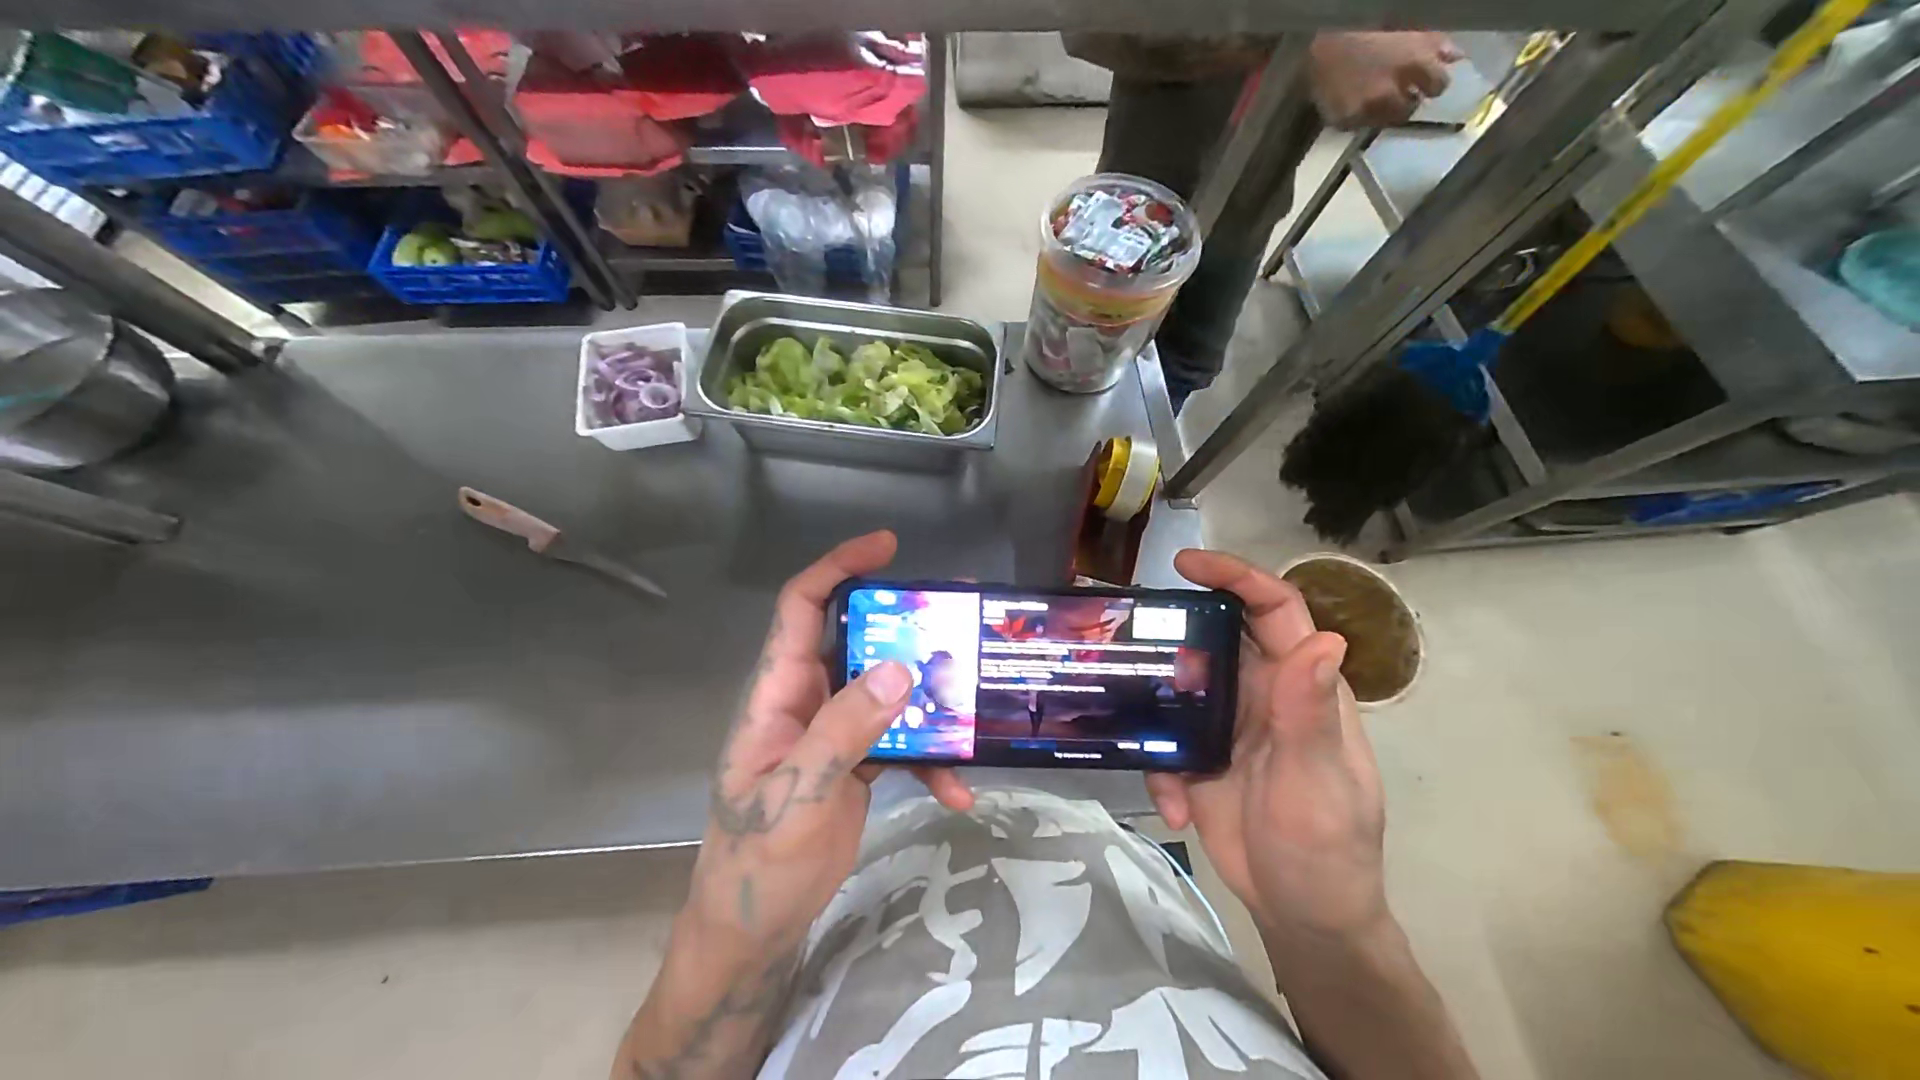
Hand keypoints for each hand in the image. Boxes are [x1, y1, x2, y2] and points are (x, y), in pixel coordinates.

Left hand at [684, 530, 973, 959]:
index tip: (887, 547)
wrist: (753, 930)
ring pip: (888, 690)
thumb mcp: (796, 797)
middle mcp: (808, 700)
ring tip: (974, 702)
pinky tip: (958, 792)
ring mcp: (835, 731)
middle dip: (907, 627)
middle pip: (859, 641)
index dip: (838, 568)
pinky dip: (931, 760)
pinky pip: (901, 741)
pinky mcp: (858, 762)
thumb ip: (844, 732)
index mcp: (777, 693)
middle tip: (958, 617)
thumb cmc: (755, 863)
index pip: (801, 609)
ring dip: (930, 697)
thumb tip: (901, 670)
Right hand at [1146, 550, 1387, 940]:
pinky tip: (1174, 807)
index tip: (1185, 565)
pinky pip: (1163, 740)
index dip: (1237, 577)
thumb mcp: (1318, 784)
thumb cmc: (1326, 848)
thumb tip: (1325, 639)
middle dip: (1173, 631)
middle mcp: (1261, 694)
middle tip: (1129, 635)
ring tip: (1136, 725)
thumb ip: (1310, 715)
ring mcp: (1225, 725)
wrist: (1302, 915)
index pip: (1276, 611)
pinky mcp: (1197, 757)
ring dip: (1153, 702)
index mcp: (1300, 687)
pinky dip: (1159, 770)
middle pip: (1214, 637)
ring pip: (1177, 683)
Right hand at [1308, 31, 1461, 129]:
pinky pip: (1358, 125)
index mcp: (1413, 63)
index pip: (1439, 86)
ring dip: (1383, 111)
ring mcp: (1365, 111)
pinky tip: (1353, 102)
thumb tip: (1454, 57)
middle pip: (1409, 109)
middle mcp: (1391, 92)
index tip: (1424, 82)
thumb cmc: (1366, 29)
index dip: (1432, 83)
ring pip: (1384, 120)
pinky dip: (1359, 116)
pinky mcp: (1343, 122)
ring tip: (1373, 97)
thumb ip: (1433, 44)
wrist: (1318, 45)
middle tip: (1396, 92)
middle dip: (1406, 100)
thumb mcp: (1407, 29)